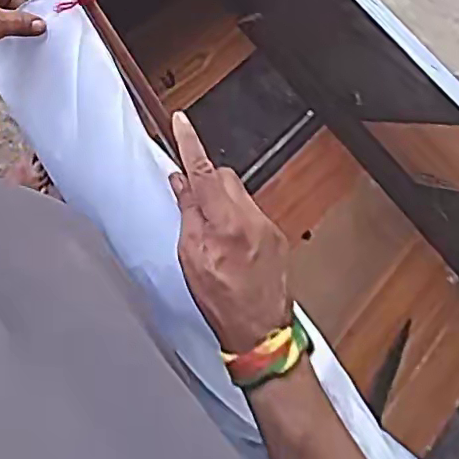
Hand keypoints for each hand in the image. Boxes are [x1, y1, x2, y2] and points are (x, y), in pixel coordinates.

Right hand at [168, 110, 292, 351]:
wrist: (261, 337)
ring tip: (212, 234)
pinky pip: (251, 212)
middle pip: (225, 176)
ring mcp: (268, 227)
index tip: (181, 121)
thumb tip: (181, 182)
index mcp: (225, 222)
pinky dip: (236, 218)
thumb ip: (187, 212)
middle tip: (192, 203)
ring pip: (238, 193)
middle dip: (207, 182)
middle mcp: (251, 219)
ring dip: (222, 202)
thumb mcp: (190, 255)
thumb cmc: (222, 302)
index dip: (189, 142)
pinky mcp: (277, 237)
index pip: (202, 170)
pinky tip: (229, 245)